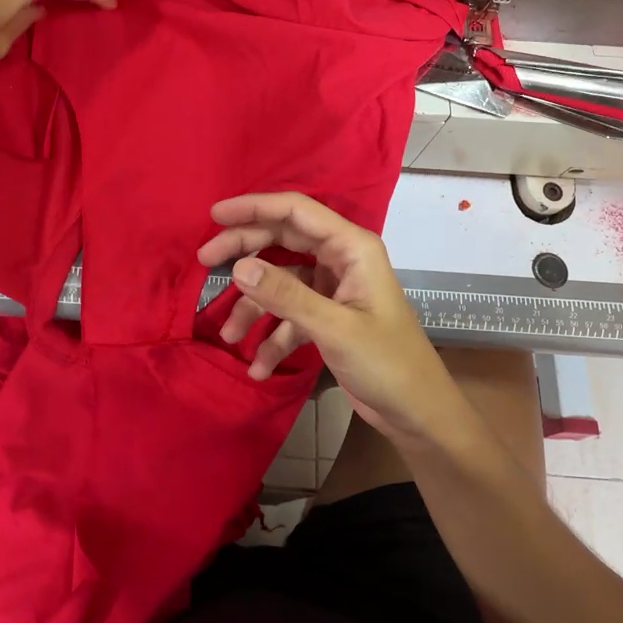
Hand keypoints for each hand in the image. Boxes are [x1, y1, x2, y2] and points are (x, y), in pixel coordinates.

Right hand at [197, 193, 467, 443]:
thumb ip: (285, 295)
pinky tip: (258, 367)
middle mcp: (340, 260)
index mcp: (351, 247)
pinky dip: (272, 337)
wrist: (419, 414)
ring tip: (228, 335)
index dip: (254, 207)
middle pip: (282, 241)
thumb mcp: (334, 328)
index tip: (214, 216)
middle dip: (243, 252)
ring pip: (280, 282)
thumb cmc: (388, 363)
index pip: (296, 210)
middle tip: (204, 263)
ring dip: (253, 307)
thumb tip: (238, 267)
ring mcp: (333, 288)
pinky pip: (289, 315)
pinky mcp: (327, 317)